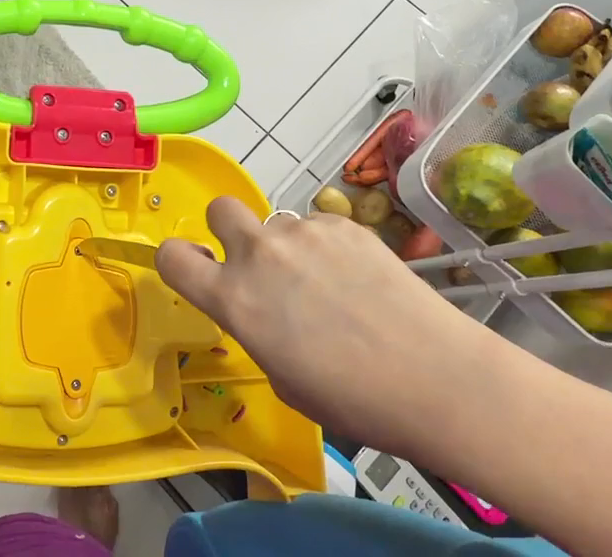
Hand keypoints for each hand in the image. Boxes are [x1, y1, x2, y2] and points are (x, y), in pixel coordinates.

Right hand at [156, 199, 526, 457]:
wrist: (439, 379)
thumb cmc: (356, 401)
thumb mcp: (283, 379)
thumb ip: (257, 330)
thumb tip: (267, 312)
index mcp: (234, 300)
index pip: (172, 257)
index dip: (177, 261)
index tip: (197, 271)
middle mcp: (259, 255)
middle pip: (220, 209)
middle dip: (229, 230)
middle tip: (260, 264)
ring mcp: (303, 233)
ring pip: (278, 223)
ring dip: (289, 247)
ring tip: (330, 284)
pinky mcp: (345, 224)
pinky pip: (320, 226)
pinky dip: (330, 247)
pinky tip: (361, 280)